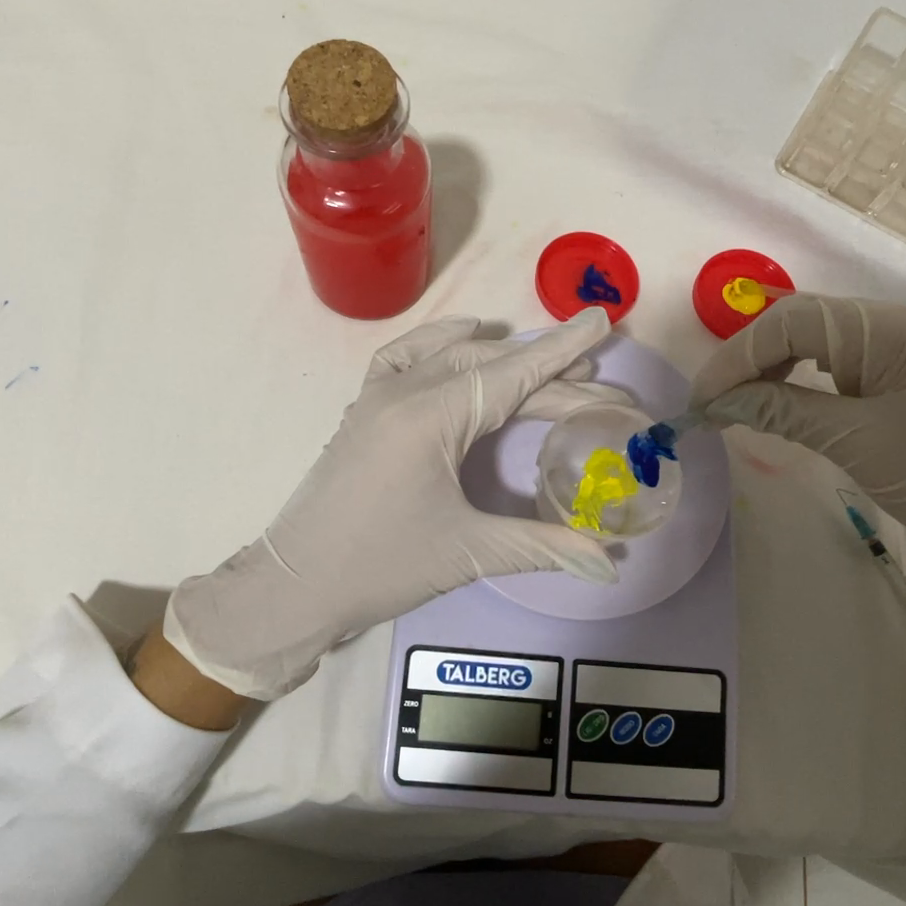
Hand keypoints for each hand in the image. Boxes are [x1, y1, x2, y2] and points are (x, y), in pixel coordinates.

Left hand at [165, 309, 626, 698]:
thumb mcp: (467, 553)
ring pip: (449, 355)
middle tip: (594, 380)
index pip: (511, 374)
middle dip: (545, 369)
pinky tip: (462, 336)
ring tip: (543, 363)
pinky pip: (404, 357)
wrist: (295, 585)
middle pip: (489, 366)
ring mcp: (377, 396)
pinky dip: (439, 342)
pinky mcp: (362, 409)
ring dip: (499, 353)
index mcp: (430, 417)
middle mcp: (403, 392)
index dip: (561, 350)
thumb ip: (543, 548)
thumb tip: (610, 565)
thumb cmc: (379, 567)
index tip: (600, 319)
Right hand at [690, 294, 905, 646]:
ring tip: (745, 406)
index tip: (701, 401)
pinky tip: (793, 404)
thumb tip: (719, 400)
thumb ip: (784, 410)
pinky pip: (851, 365)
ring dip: (779, 370)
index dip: (737, 357)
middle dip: (754, 361)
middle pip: (807, 325)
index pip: (793, 322)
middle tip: (717, 406)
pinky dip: (812, 383)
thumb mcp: (858, 444)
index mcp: (896, 328)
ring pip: (826, 344)